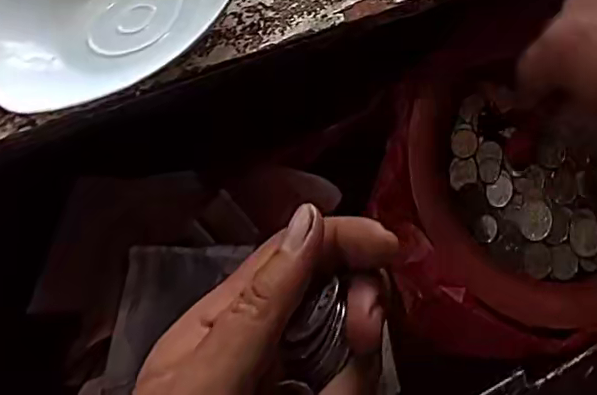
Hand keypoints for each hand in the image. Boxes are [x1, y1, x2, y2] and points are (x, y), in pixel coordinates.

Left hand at [137, 205, 397, 394]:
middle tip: (367, 335)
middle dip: (360, 305)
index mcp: (225, 320)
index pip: (296, 247)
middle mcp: (262, 342)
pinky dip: (350, 390)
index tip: (390, 248)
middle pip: (335, 287)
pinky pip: (350, 383)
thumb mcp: (205, 383)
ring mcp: (288, 378)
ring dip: (355, 369)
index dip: (346, 236)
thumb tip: (309, 218)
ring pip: (351, 340)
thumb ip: (259, 302)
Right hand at [516, 0, 596, 133]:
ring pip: (583, 23)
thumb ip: (567, 120)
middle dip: (559, 68)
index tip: (541, 114)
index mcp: (557, 44)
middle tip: (577, 97)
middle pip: (552, 41)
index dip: (530, 98)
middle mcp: (575, 9)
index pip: (525, 72)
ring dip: (587, 47)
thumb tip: (559, 112)